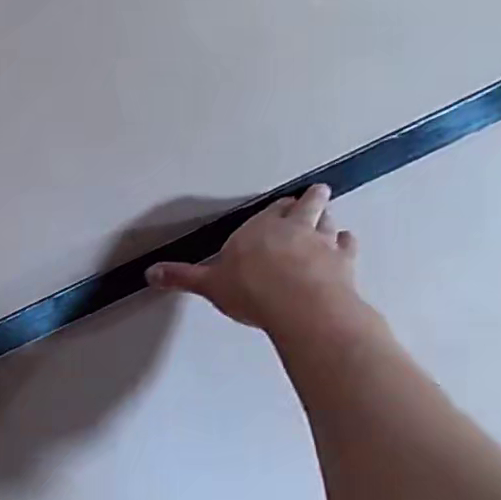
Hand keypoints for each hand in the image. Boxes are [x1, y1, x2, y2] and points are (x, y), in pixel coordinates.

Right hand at [145, 183, 371, 341]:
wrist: (300, 306)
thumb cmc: (253, 290)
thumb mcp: (210, 285)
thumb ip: (183, 277)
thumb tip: (152, 273)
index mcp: (259, 228)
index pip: (271, 210)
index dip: (276, 209)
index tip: (279, 207)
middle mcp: (293, 228)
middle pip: (306, 206)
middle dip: (309, 200)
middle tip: (315, 193)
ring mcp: (322, 243)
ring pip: (328, 221)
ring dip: (328, 219)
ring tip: (329, 218)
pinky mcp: (343, 262)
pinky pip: (348, 246)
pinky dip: (347, 245)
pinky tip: (347, 244)